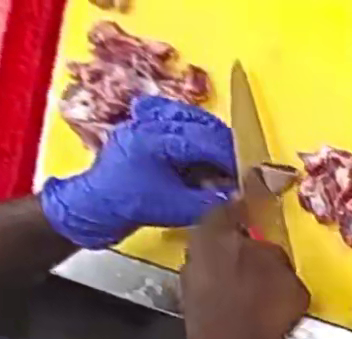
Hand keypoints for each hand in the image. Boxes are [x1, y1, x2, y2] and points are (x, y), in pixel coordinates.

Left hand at [41, 97, 234, 248]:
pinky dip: (192, 132)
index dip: (234, 158)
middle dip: (226, 147)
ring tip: (224, 162)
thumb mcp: (182, 208)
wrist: (98, 204)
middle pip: (200, 123)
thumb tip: (245, 197)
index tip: (253, 176)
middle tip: (242, 171)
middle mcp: (150, 122)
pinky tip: (201, 151)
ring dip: (211, 138)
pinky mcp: (143, 128)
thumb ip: (216, 201)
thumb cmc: (137, 205)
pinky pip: (173, 118)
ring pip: (188, 117)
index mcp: (157, 138)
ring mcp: (144, 121)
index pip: (207, 140)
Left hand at [181, 195, 308, 338]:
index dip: (246, 210)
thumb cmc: (264, 303)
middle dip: (237, 247)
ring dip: (232, 276)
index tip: (256, 211)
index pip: (230, 208)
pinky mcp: (191, 309)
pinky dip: (228, 300)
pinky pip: (214, 296)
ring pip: (214, 269)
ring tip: (255, 290)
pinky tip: (246, 312)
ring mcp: (188, 280)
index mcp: (216, 231)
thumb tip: (269, 257)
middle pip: (218, 241)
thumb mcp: (288, 276)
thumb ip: (276, 259)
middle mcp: (194, 250)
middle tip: (259, 257)